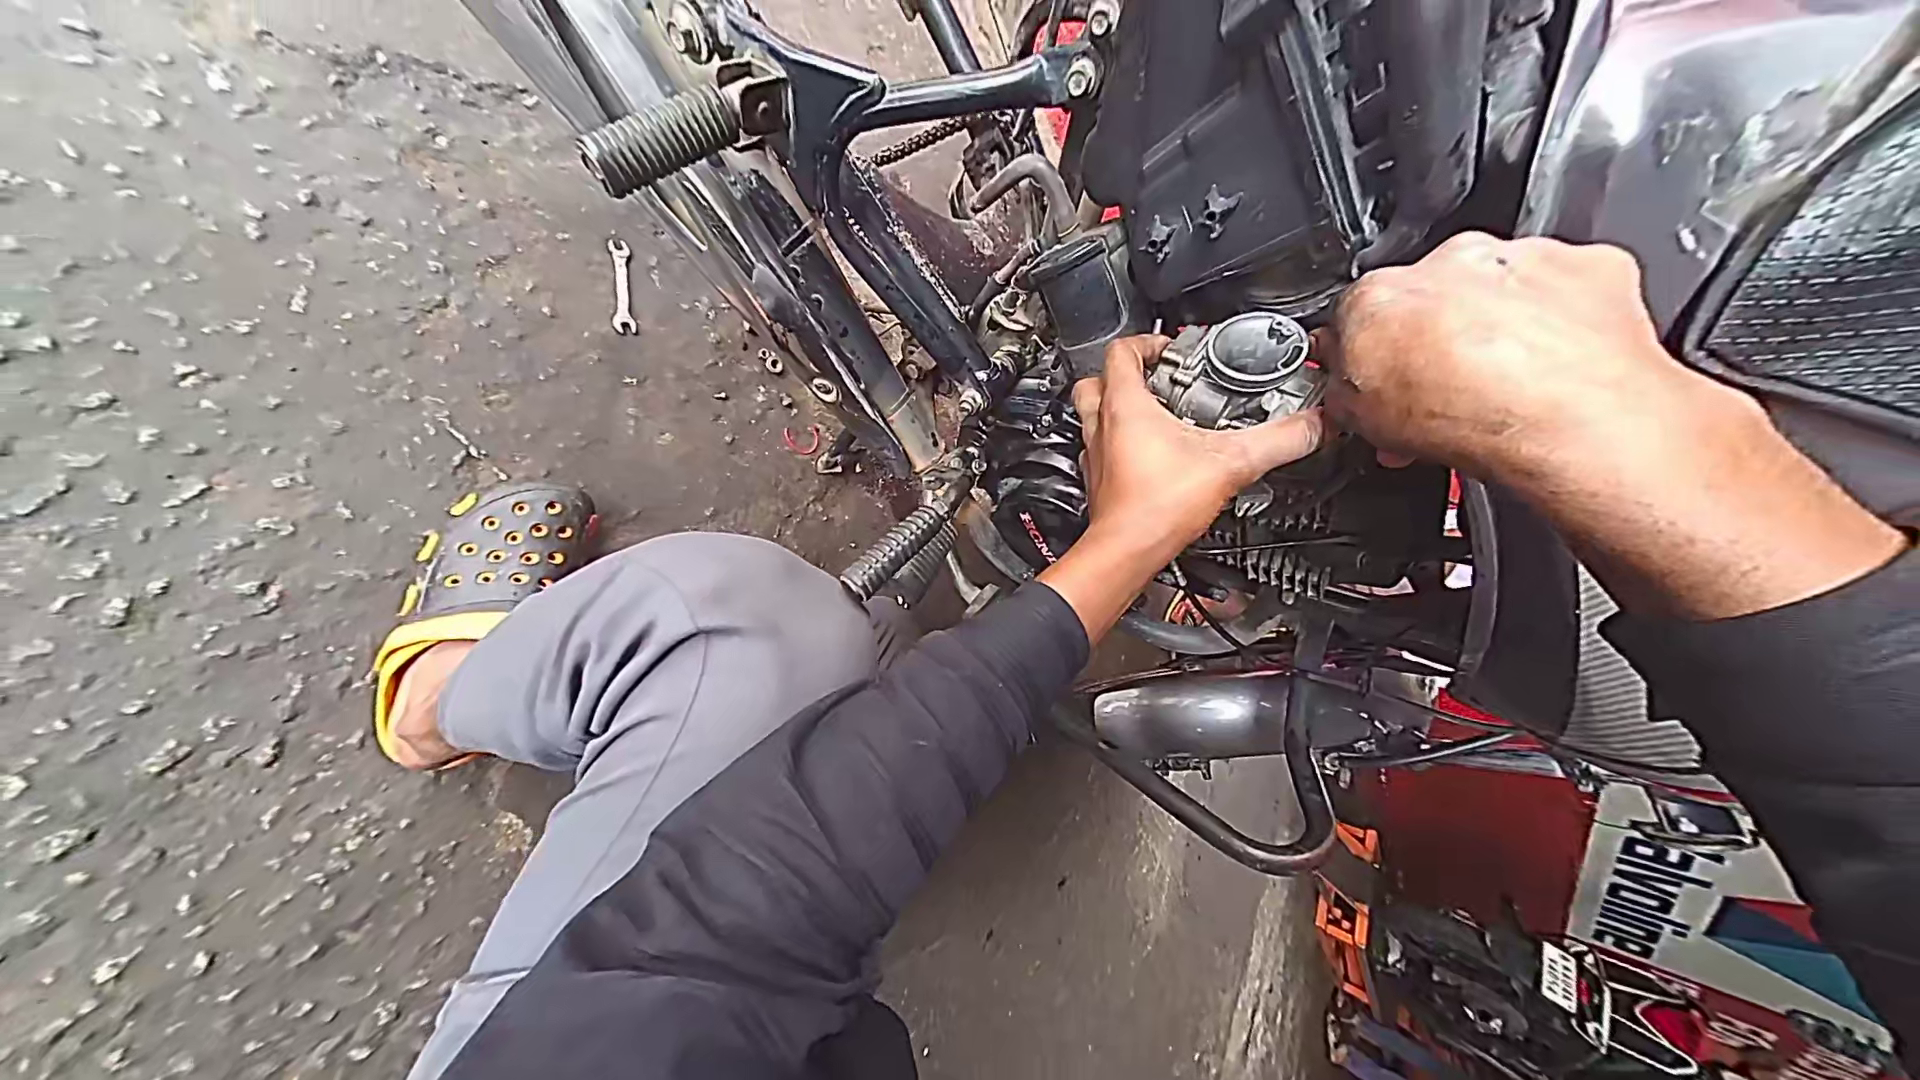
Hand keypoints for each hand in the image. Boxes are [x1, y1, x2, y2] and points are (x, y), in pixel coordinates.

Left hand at [1036, 335, 1323, 640]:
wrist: (1127, 550)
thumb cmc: (1155, 507)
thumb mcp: (1230, 464)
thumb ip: (1277, 441)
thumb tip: (1310, 427)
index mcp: (1124, 407)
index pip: (1121, 350)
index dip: (1148, 341)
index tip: (1173, 350)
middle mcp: (1101, 427)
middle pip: (1095, 379)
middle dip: (1125, 372)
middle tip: (1156, 377)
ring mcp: (1096, 454)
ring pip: (1092, 414)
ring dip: (1115, 407)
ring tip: (1152, 411)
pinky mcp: (1099, 479)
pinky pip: (1101, 449)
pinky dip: (1117, 443)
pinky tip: (1146, 454)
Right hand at [1321, 232, 1724, 486]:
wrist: (1572, 419)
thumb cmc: (1467, 416)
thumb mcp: (1360, 418)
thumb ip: (1339, 385)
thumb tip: (1341, 379)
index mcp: (1375, 295)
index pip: (1351, 317)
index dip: (1359, 354)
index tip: (1370, 379)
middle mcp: (1443, 263)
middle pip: (1418, 299)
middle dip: (1420, 339)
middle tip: (1427, 390)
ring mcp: (1514, 259)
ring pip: (1484, 290)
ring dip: (1479, 328)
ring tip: (1487, 387)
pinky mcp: (1583, 265)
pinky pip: (1552, 289)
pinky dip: (1544, 321)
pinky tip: (1538, 366)